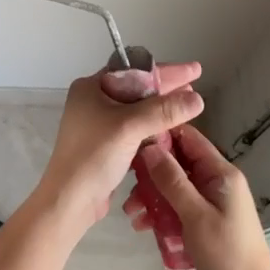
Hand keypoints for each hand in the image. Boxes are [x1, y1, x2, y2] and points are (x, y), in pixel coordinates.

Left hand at [31, 67, 204, 233]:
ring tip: (190, 108)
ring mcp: (99, 124)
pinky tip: (172, 132)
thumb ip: (163, 111)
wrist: (71, 199)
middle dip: (167, 90)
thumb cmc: (93, 155)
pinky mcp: (107, 145)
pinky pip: (135, 130)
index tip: (194, 70)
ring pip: (138, 111)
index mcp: (91, 87)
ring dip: (162, 111)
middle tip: (195, 88)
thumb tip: (198, 99)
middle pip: (137, 90)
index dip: (166, 71)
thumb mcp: (129, 127)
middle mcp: (94, 101)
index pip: (134, 71)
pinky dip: (153, 129)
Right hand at [126, 124, 269, 269]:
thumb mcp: (195, 216)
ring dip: (152, 195)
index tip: (132, 145)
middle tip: (127, 189)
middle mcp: (216, 180)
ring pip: (175, 184)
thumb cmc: (227, 255)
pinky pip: (179, 204)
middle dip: (151, 172)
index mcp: (220, 172)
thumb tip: (149, 147)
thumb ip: (172, 180)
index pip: (188, 137)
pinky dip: (162, 211)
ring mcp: (212, 199)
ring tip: (132, 214)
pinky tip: (144, 226)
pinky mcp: (207, 217)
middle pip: (178, 162)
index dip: (160, 136)